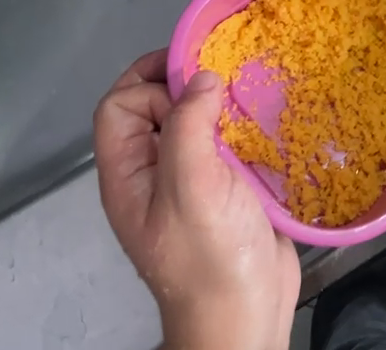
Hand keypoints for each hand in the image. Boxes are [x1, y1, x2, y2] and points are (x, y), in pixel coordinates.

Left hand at [93, 50, 299, 349]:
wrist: (247, 312)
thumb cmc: (211, 256)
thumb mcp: (191, 188)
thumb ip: (188, 127)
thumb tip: (203, 76)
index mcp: (129, 175)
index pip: (120, 106)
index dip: (151, 82)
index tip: (197, 74)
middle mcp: (154, 172)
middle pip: (154, 107)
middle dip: (187, 82)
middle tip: (228, 76)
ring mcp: (190, 179)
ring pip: (192, 119)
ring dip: (219, 99)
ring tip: (250, 90)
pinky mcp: (224, 185)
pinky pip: (223, 138)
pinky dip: (241, 120)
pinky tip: (264, 117)